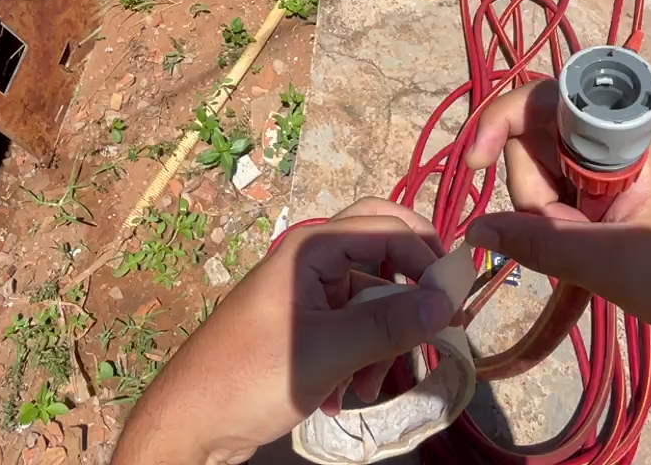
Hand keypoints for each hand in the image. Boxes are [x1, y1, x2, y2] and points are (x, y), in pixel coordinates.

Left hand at [114, 199, 455, 464]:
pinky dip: (365, 354)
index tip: (457, 300)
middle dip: (413, 282)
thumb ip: (389, 323)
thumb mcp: (328, 351)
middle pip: (380, 248)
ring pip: (372, 293)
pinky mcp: (309, 322)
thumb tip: (448, 299)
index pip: (386, 227)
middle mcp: (314, 258)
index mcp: (313, 246)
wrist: (193, 422)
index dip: (426, 257)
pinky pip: (355, 324)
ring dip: (386, 335)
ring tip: (378, 385)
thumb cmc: (253, 374)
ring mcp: (311, 290)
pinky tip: (354, 394)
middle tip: (444, 312)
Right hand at [461, 81, 650, 350]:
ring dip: (543, 211)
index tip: (474, 162)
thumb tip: (473, 229)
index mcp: (623, 134)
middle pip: (531, 138)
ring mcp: (604, 159)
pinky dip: (553, 217)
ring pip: (537, 165)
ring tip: (586, 250)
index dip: (500, 119)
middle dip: (532, 192)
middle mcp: (609, 135)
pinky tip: (582, 245)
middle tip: (568, 239)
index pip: (544, 97)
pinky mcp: (603, 182)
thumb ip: (540, 244)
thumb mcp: (610, 264)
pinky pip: (554, 186)